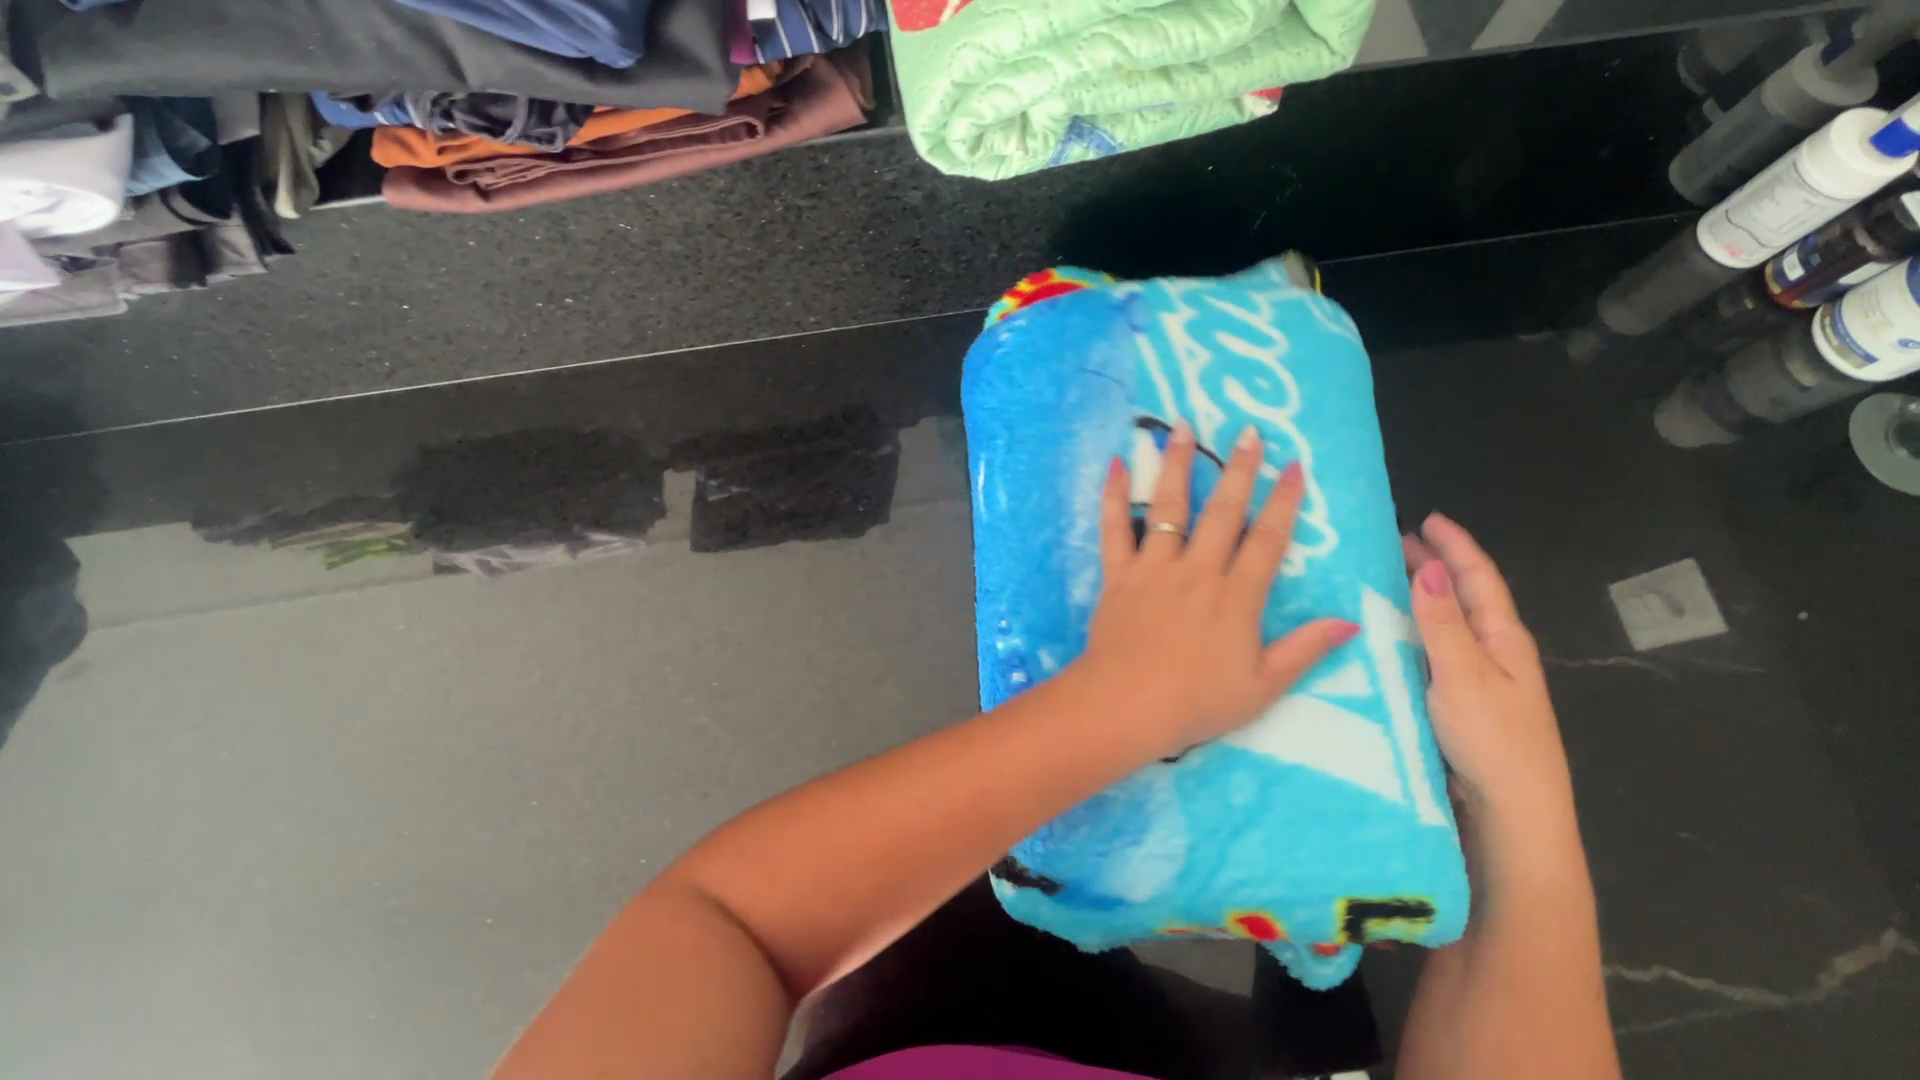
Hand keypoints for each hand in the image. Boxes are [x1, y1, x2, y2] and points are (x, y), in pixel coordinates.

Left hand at [1071, 420, 1358, 757]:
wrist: (1125, 706)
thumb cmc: (1195, 703)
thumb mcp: (1261, 687)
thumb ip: (1304, 650)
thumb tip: (1349, 622)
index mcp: (1237, 597)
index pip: (1268, 540)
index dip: (1284, 503)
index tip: (1295, 467)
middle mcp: (1198, 571)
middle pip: (1223, 512)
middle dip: (1240, 470)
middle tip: (1250, 433)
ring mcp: (1154, 569)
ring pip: (1170, 508)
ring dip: (1179, 465)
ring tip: (1184, 427)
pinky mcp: (1118, 575)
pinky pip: (1115, 528)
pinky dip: (1114, 496)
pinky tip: (1117, 465)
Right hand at [1403, 514, 1574, 823]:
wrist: (1513, 812)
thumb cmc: (1492, 740)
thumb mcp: (1463, 676)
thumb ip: (1444, 624)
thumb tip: (1434, 567)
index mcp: (1504, 639)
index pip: (1479, 578)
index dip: (1456, 545)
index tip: (1428, 518)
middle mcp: (1495, 653)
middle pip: (1466, 596)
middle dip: (1437, 565)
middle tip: (1396, 543)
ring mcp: (1480, 680)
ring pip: (1450, 624)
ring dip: (1424, 597)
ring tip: (1389, 579)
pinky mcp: (1461, 703)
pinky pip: (1436, 651)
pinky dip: (1415, 631)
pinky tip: (1391, 637)